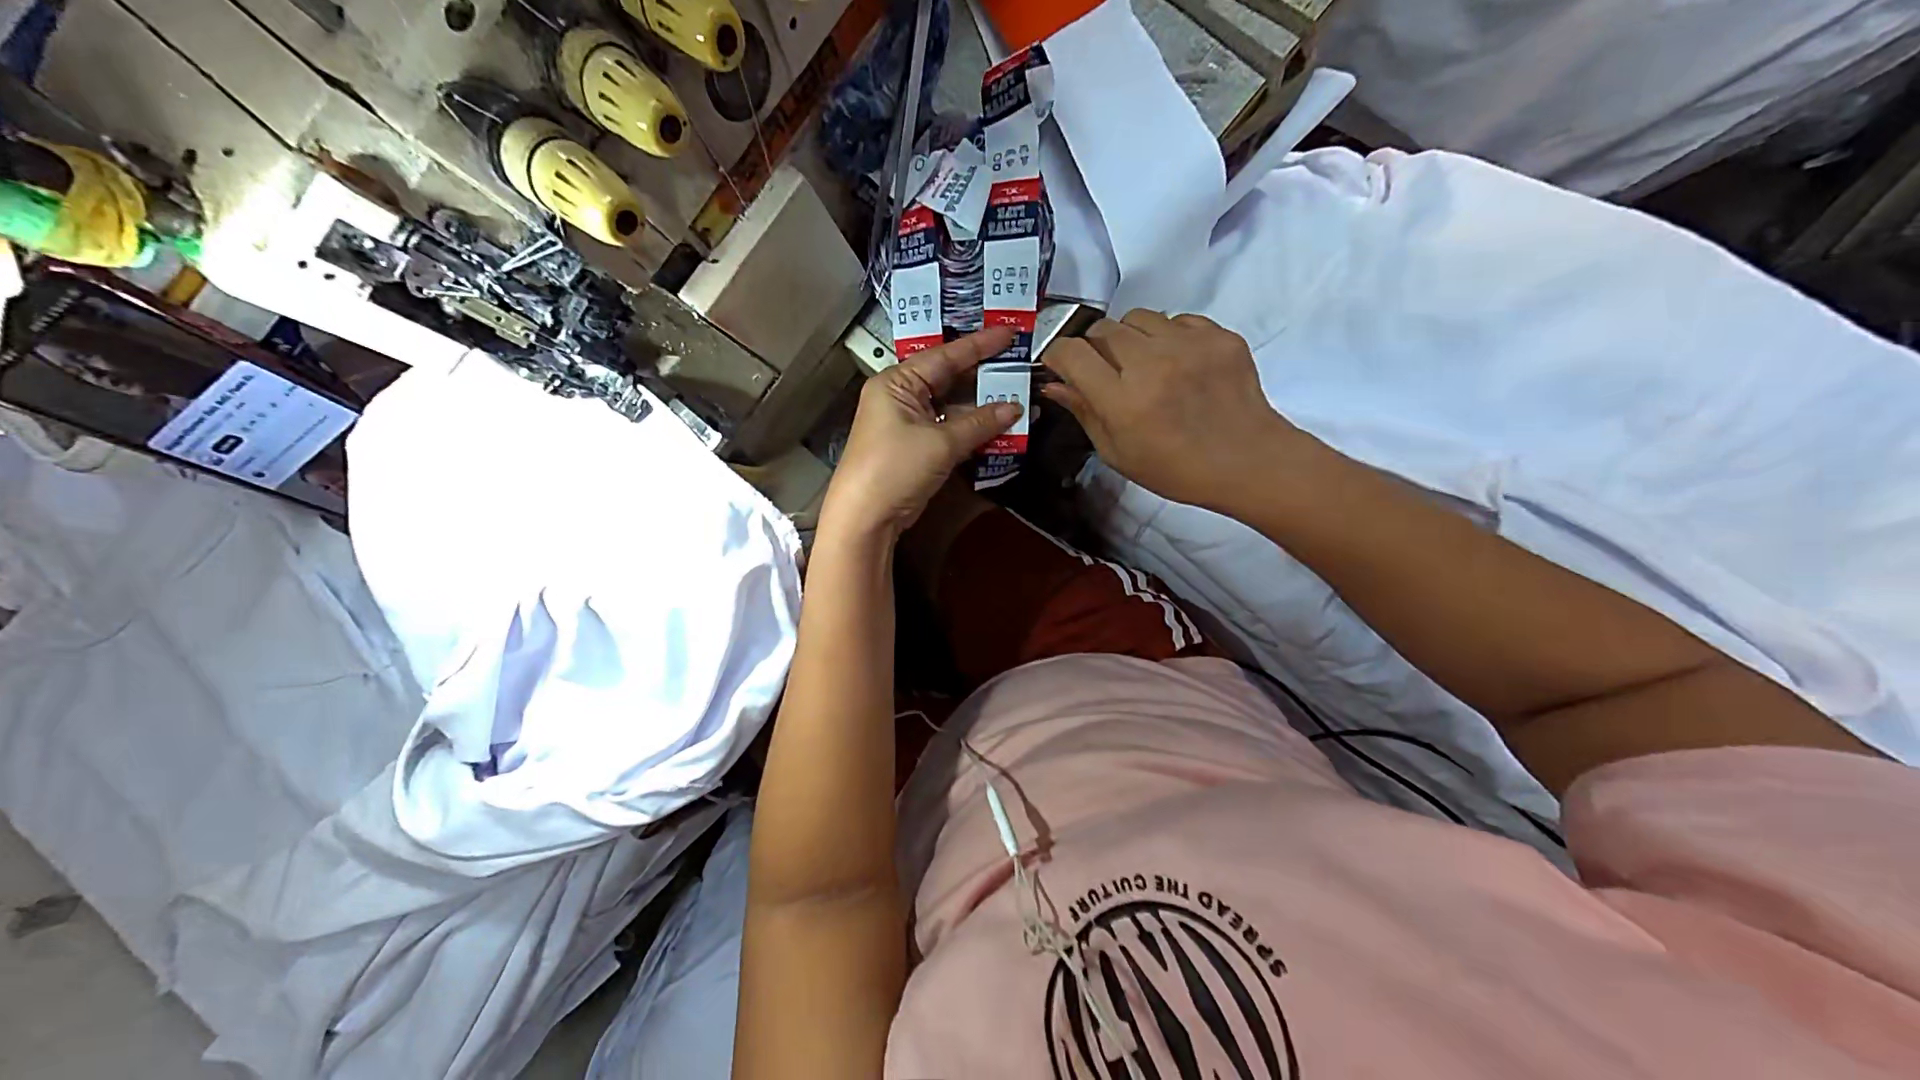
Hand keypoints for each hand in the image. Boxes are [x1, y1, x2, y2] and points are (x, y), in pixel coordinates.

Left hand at [820, 326, 1022, 539]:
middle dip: (983, 376)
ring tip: (1017, 396)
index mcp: (897, 383)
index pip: (944, 356)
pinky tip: (998, 426)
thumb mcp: (941, 443)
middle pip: (948, 379)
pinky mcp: (915, 447)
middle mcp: (900, 397)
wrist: (865, 518)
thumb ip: (979, 423)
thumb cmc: (895, 469)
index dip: (979, 345)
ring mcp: (907, 423)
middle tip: (1018, 364)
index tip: (1009, 333)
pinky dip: (971, 428)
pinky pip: (948, 428)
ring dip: (981, 406)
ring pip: (951, 406)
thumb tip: (1014, 407)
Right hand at [1041, 310, 1303, 511]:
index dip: (1058, 355)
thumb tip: (1054, 383)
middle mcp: (1153, 364)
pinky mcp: (1219, 337)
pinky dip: (1168, 336)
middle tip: (1106, 371)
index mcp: (1123, 400)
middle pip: (1103, 329)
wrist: (1248, 462)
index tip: (1061, 364)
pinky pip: (1178, 320)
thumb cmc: (1176, 469)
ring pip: (1138, 317)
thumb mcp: (1117, 452)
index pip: (1072, 353)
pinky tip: (1176, 363)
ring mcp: (1189, 346)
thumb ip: (1084, 412)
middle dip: (1095, 347)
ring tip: (1143, 364)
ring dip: (1130, 337)